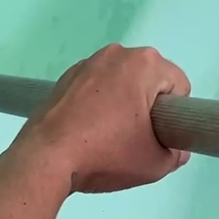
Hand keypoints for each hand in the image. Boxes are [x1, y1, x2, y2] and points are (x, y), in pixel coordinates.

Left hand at [11, 44, 190, 194]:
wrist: (42, 162)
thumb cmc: (101, 156)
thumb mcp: (152, 164)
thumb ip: (174, 156)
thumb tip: (176, 152)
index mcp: (145, 63)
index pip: (177, 87)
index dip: (172, 117)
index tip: (154, 138)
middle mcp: (115, 54)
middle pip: (145, 83)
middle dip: (143, 110)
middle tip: (127, 142)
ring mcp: (84, 66)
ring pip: (116, 87)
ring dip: (116, 108)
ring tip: (101, 140)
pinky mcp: (61, 82)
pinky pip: (90, 93)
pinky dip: (91, 109)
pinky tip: (82, 134)